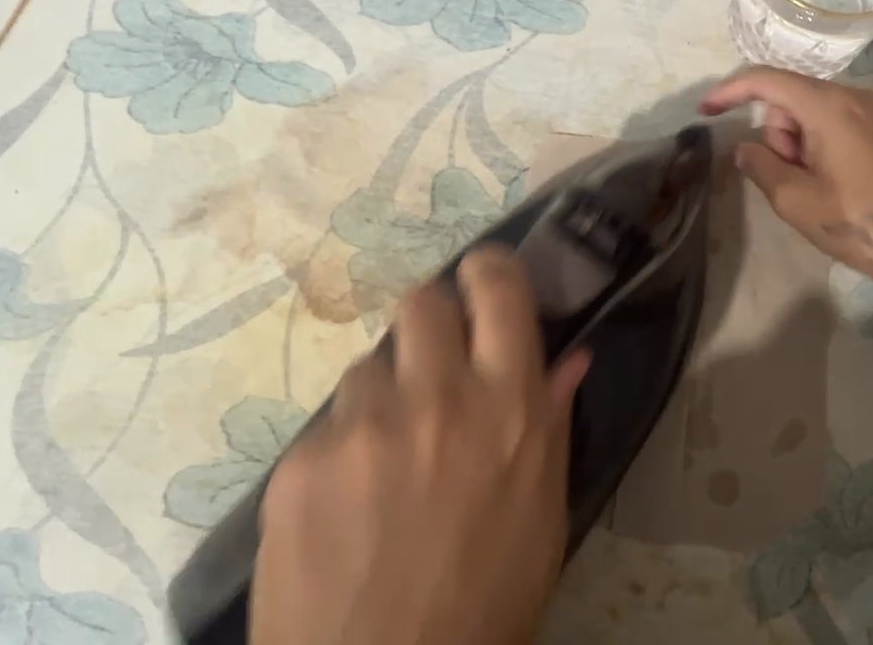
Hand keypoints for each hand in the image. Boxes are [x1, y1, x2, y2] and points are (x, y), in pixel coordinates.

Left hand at [251, 246, 589, 644]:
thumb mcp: (544, 514)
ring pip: (369, 368)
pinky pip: (326, 427)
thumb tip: (570, 356)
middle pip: (421, 301)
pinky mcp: (302, 461)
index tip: (482, 279)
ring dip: (382, 396)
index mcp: (509, 407)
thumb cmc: (488, 602)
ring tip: (385, 461)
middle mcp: (438, 397)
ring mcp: (364, 426)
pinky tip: (345, 506)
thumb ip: (552, 421)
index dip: (488, 270)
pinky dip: (340, 451)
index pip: (498, 287)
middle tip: (430, 370)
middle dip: (429, 325)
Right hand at [699, 66, 872, 286]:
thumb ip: (759, 165)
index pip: (767, 81)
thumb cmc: (857, 222)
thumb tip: (745, 148)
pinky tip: (831, 180)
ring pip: (810, 111)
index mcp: (829, 106)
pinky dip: (818, 144)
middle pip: (789, 98)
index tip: (705, 111)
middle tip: (790, 178)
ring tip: (814, 186)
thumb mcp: (793, 199)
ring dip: (798, 143)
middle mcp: (853, 96)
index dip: (730, 91)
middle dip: (777, 134)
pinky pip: (833, 121)